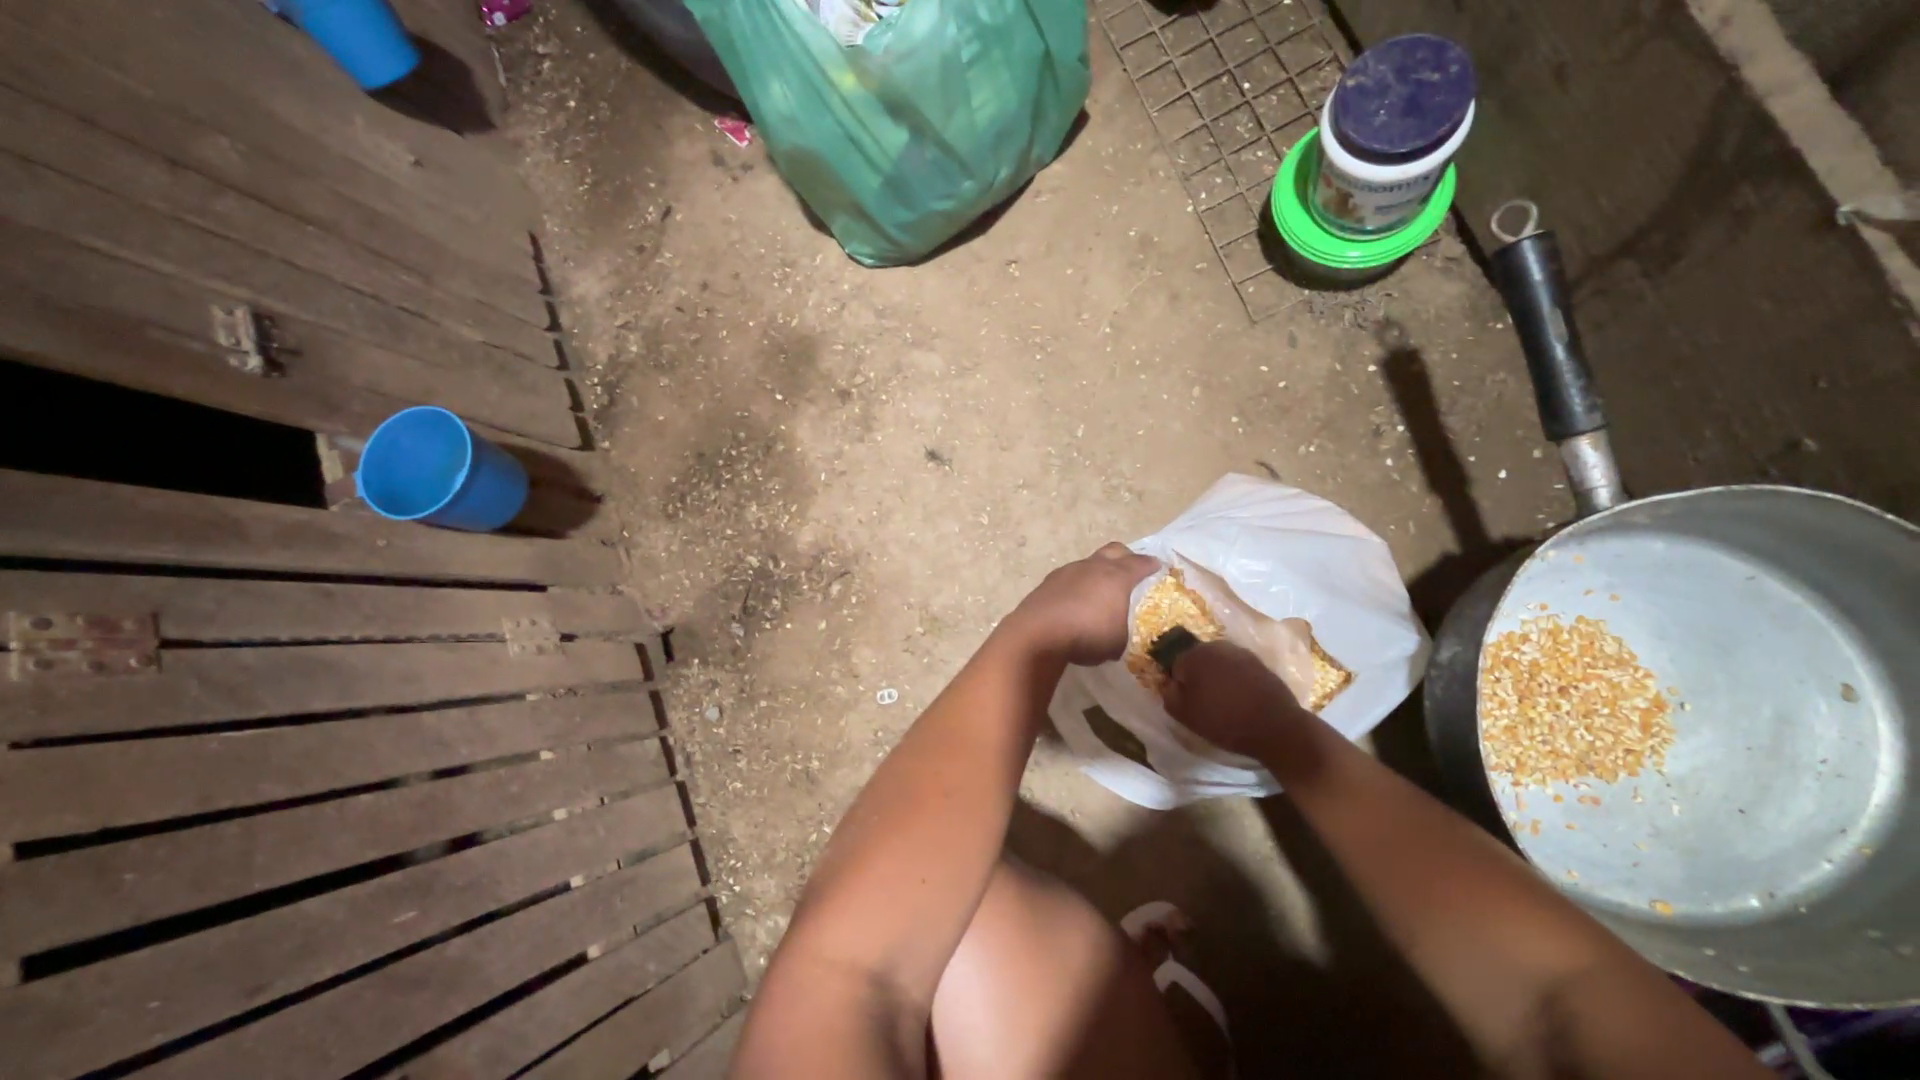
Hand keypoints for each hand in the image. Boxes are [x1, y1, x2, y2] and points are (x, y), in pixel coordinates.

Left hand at [1004, 542, 1159, 665]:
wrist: (1037, 634)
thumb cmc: (1087, 635)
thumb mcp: (1120, 641)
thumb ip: (1127, 629)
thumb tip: (1125, 628)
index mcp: (1118, 576)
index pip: (1142, 563)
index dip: (1152, 566)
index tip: (1158, 569)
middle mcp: (1095, 566)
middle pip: (1116, 551)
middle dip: (1127, 558)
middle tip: (1131, 572)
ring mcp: (1069, 571)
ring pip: (1090, 562)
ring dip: (1098, 572)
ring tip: (1100, 592)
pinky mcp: (1049, 581)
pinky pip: (1070, 576)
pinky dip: (1078, 585)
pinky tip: (1075, 602)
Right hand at [1163, 641, 1311, 758]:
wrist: (1275, 727)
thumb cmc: (1223, 720)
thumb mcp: (1184, 714)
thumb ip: (1168, 694)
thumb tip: (1169, 682)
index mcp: (1194, 655)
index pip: (1175, 665)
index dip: (1179, 684)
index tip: (1187, 702)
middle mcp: (1217, 646)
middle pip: (1198, 659)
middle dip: (1198, 676)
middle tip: (1203, 701)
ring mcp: (1241, 653)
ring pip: (1219, 663)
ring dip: (1218, 677)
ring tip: (1223, 701)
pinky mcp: (1260, 663)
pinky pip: (1238, 669)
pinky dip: (1236, 680)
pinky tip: (1241, 699)